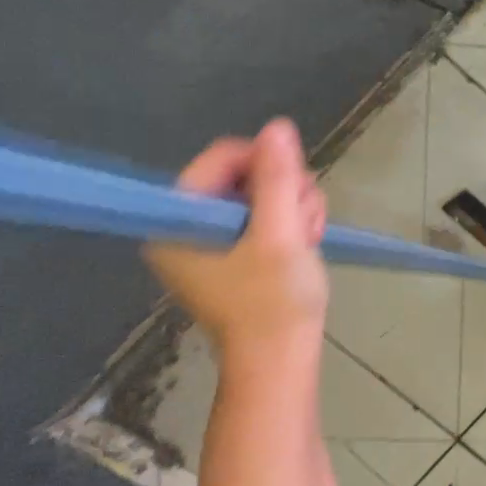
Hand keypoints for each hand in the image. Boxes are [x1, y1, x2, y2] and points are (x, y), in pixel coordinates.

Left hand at [145, 119, 328, 381]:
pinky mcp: (234, 253)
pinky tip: (305, 244)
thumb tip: (278, 127)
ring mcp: (210, 241)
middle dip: (287, 192)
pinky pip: (267, 217)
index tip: (298, 189)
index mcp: (178, 221)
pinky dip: (292, 224)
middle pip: (245, 176)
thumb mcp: (280, 234)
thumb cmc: (273, 300)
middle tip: (305, 223)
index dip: (266, 163)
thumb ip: (277, 179)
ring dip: (297, 208)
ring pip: (263, 195)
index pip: (219, 160)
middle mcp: (186, 226)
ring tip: (308, 239)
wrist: (280, 358)